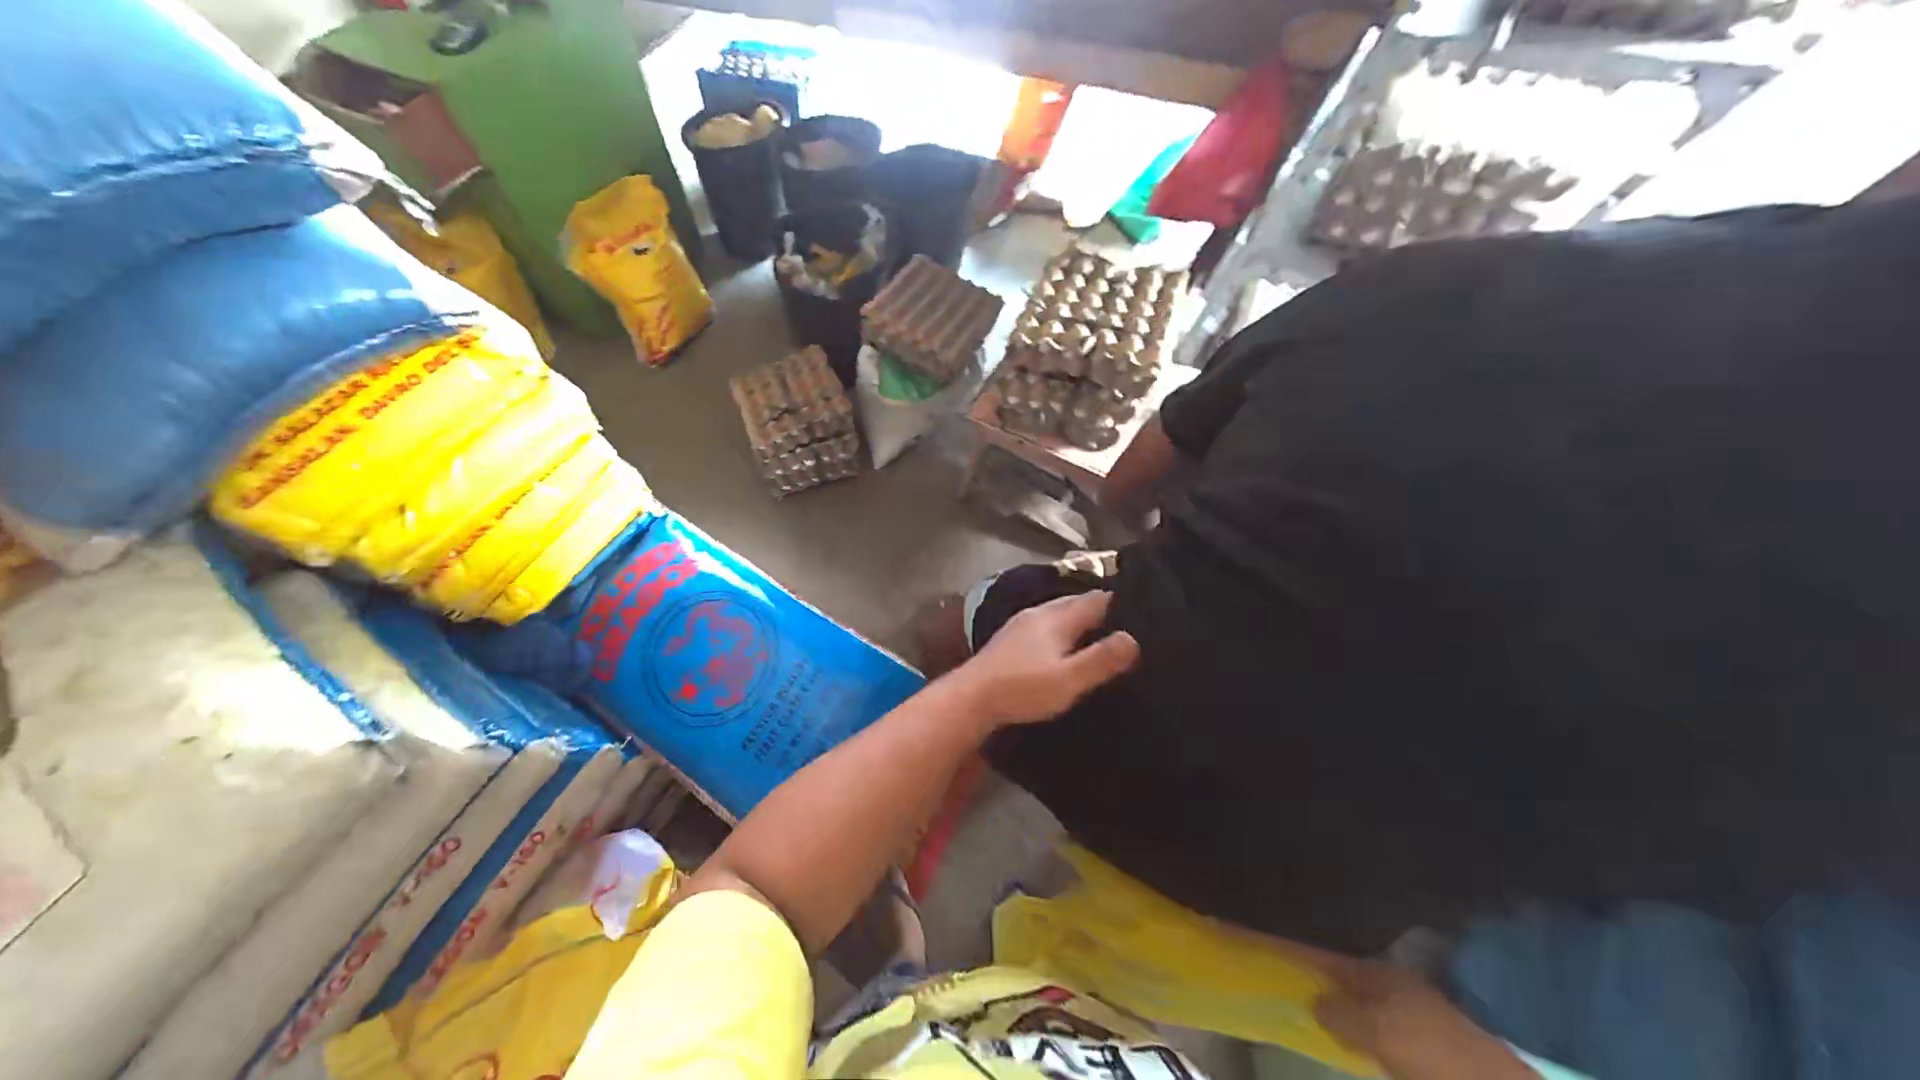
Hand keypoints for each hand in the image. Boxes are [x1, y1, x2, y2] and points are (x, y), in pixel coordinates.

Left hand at [945, 590, 1139, 729]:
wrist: (969, 698)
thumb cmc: (1022, 688)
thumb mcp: (1068, 679)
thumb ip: (1101, 659)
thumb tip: (1133, 638)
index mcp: (1057, 617)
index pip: (1097, 599)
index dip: (1121, 602)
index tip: (1143, 611)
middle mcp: (1038, 613)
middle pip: (1076, 603)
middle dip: (1100, 611)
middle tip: (1127, 625)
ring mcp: (1020, 625)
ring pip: (1058, 614)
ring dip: (1079, 622)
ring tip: (1100, 638)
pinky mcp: (1008, 641)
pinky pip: (1044, 627)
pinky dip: (1060, 633)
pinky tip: (1063, 650)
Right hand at [1316, 962, 1534, 1079]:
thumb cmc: (1428, 1053)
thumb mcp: (1374, 1032)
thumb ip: (1339, 1014)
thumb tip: (1313, 1000)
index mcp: (1383, 975)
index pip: (1335, 964)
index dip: (1310, 968)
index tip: (1285, 974)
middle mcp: (1398, 986)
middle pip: (1352, 986)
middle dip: (1328, 995)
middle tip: (1300, 1007)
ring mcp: (1415, 1014)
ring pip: (1370, 1011)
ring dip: (1350, 1019)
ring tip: (1326, 1032)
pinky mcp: (1428, 1043)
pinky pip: (1385, 1032)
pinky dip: (1369, 1038)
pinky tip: (1361, 1051)